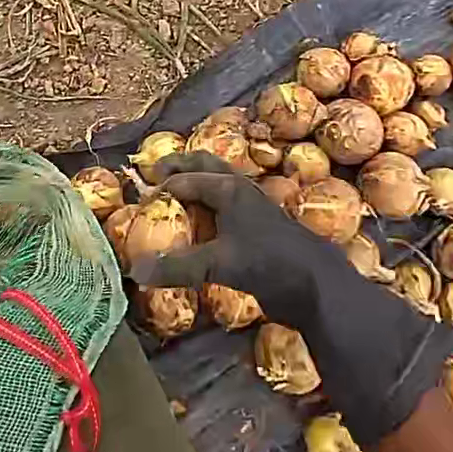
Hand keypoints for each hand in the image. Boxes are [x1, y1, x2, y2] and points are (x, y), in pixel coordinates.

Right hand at [133, 152, 437, 445]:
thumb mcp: (219, 264)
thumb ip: (178, 266)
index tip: (139, 199)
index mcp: (229, 189)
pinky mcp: (258, 230)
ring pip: (218, 186)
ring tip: (173, 196)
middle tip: (154, 173)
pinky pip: (225, 211)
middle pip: (205, 166)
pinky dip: (207, 211)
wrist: (318, 285)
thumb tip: (135, 270)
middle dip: (179, 166)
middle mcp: (240, 191)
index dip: (161, 186)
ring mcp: (251, 210)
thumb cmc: (270, 262)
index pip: (186, 179)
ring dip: (196, 185)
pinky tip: (199, 230)